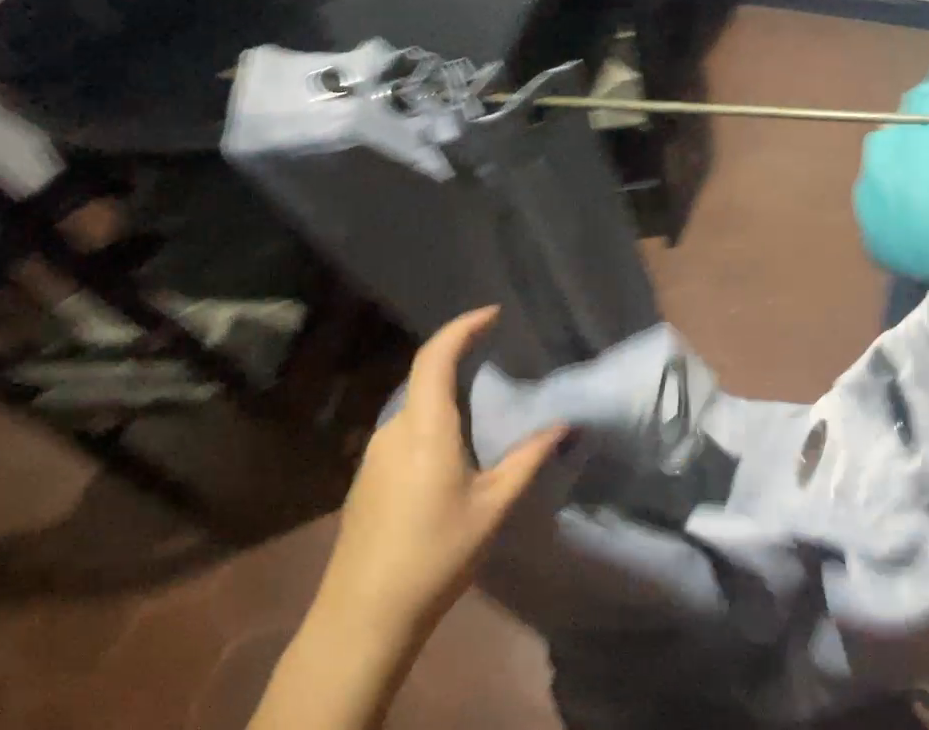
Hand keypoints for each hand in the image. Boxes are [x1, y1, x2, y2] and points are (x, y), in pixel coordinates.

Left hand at [314, 307, 573, 641]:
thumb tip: (564, 424)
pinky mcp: (367, 479)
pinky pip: (404, 432)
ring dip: (447, 395)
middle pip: (424, 379)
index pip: (436, 358)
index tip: (493, 314)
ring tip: (485, 407)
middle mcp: (393, 431)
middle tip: (499, 358)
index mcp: (425, 429)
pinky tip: (454, 452)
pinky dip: (432, 422)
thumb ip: (529, 458)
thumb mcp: (494, 506)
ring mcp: (374, 455)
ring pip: (414, 408)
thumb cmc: (436, 553)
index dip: (462, 328)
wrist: (364, 614)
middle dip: (459, 360)